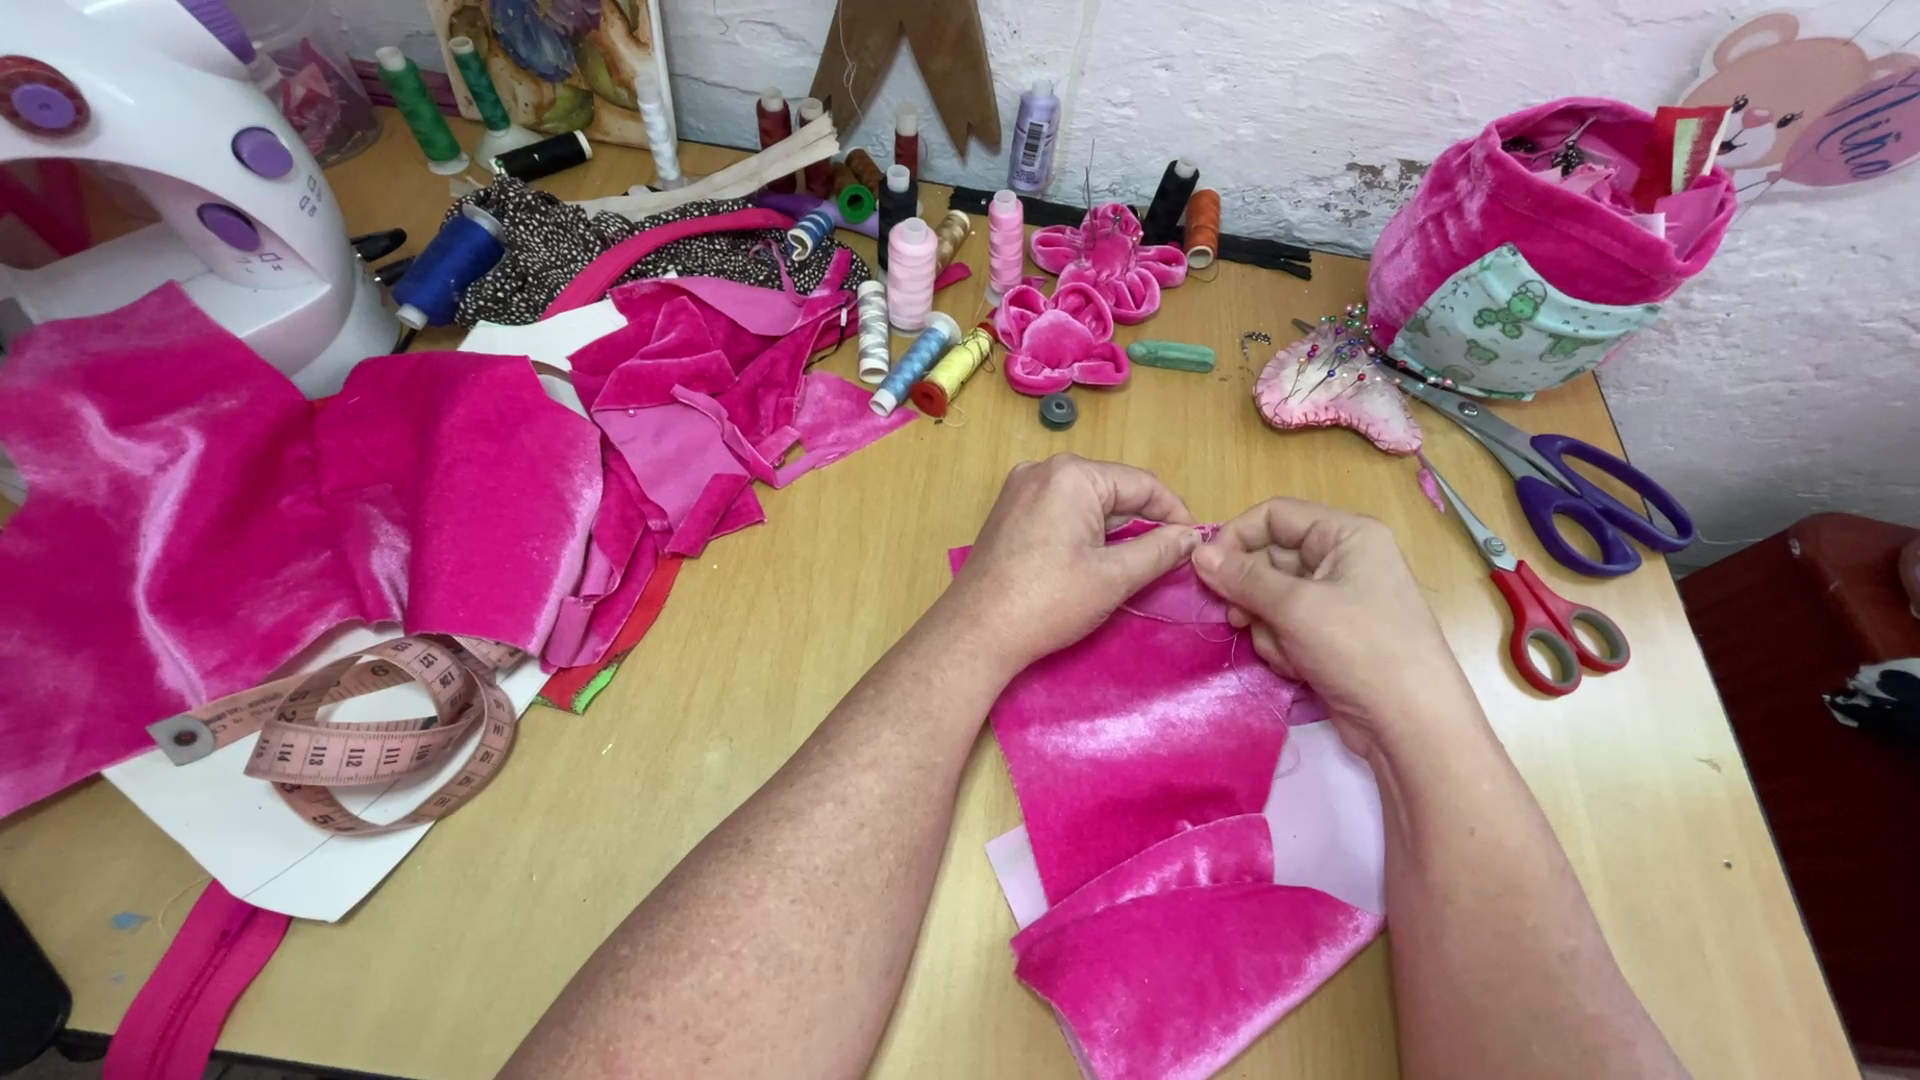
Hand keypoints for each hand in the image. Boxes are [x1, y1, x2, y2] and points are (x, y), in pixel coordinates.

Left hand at [939, 455, 1200, 673]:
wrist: (975, 632)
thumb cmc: (1048, 602)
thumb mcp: (1113, 577)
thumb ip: (1159, 550)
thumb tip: (1191, 537)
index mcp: (1072, 475)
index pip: (1142, 483)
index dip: (1174, 513)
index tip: (1194, 543)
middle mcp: (1043, 469)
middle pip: (1112, 488)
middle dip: (1142, 520)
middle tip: (1166, 558)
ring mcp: (1020, 489)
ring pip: (1086, 501)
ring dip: (1113, 528)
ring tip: (1132, 564)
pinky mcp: (1008, 512)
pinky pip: (1059, 510)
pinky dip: (1083, 530)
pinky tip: (1092, 561)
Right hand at [1191, 498, 1478, 755]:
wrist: (1409, 725)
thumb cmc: (1360, 649)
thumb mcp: (1295, 607)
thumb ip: (1242, 578)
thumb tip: (1197, 553)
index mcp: (1346, 535)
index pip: (1274, 515)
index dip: (1237, 537)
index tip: (1206, 568)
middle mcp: (1341, 560)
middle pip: (1269, 558)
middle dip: (1250, 593)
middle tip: (1237, 619)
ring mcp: (1335, 600)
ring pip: (1269, 596)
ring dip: (1265, 625)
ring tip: (1283, 649)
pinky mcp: (1328, 635)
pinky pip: (1283, 625)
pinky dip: (1280, 645)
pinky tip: (1295, 666)